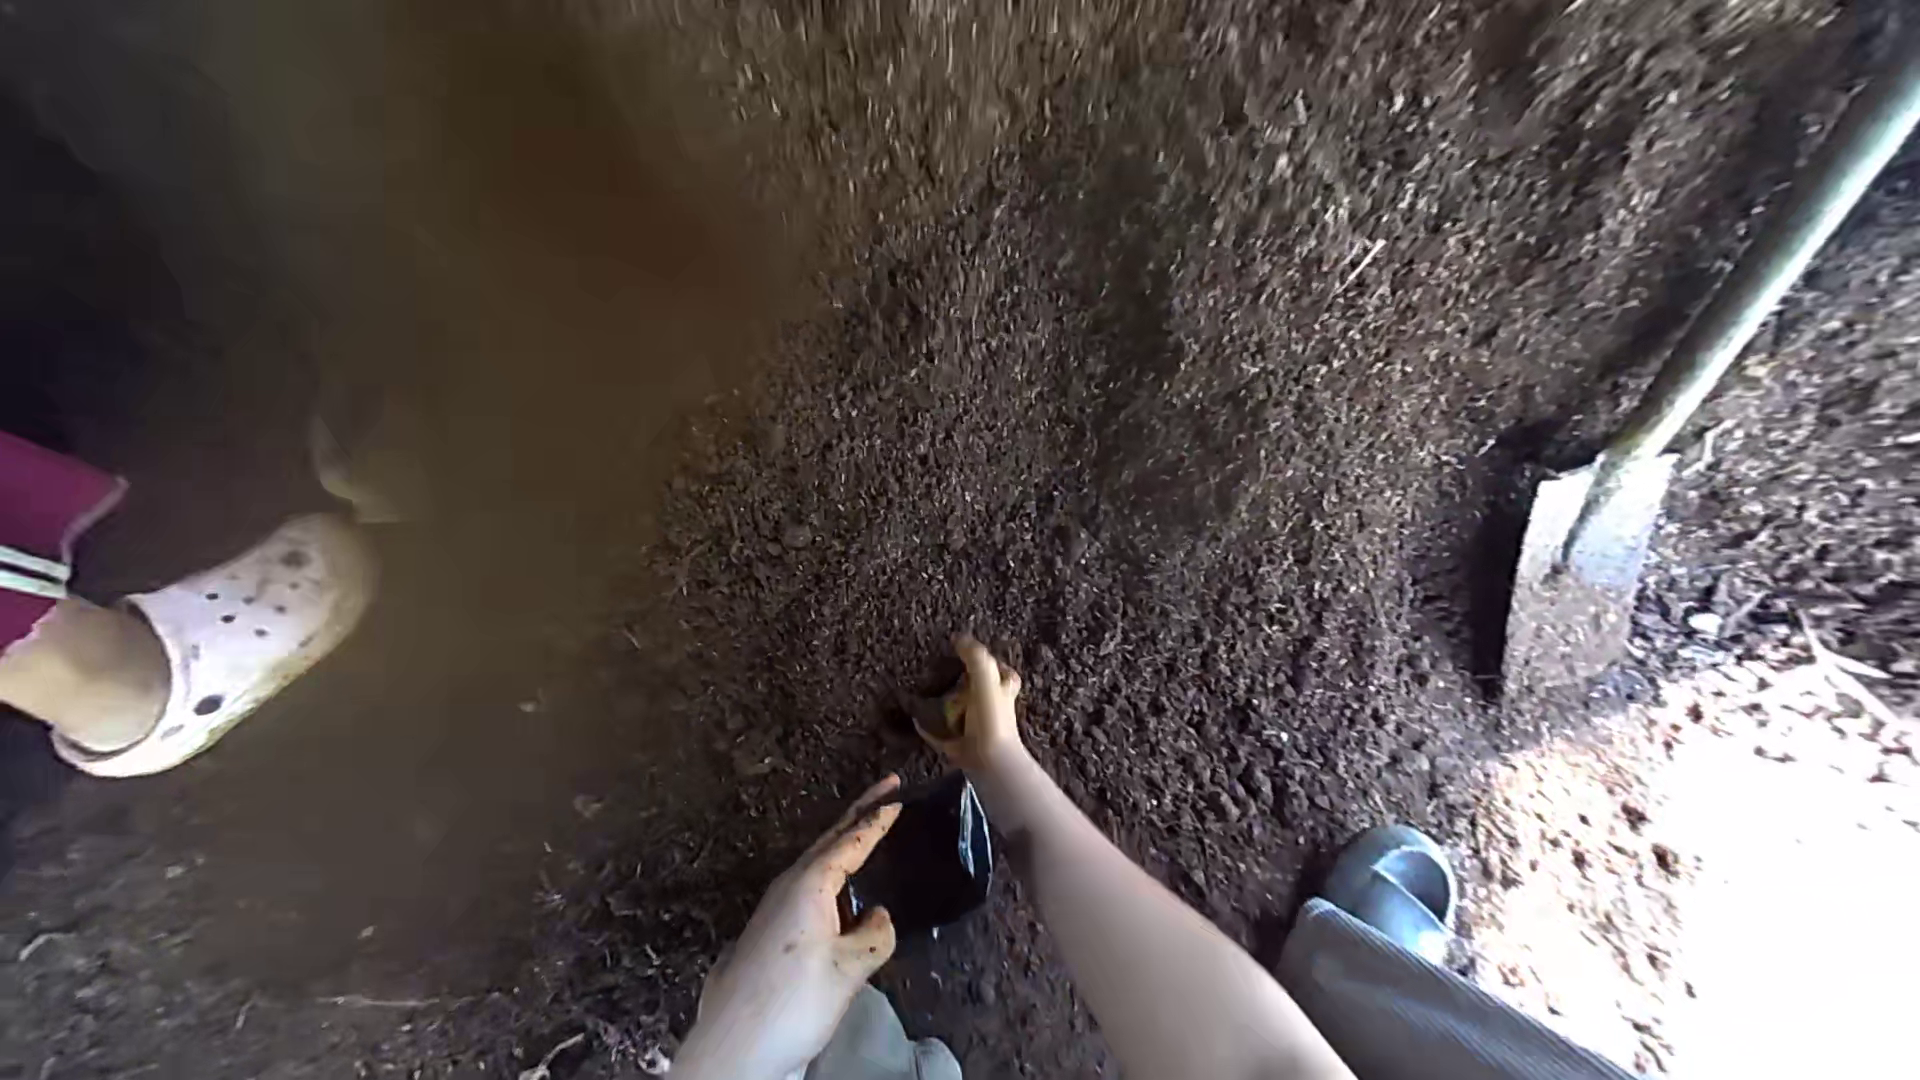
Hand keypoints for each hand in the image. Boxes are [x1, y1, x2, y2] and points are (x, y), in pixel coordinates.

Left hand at [676, 777, 902, 1079]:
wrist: (730, 1053)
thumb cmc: (792, 1002)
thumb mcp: (847, 971)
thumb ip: (874, 935)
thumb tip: (879, 915)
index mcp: (810, 884)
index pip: (852, 840)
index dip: (877, 818)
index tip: (899, 795)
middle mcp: (789, 884)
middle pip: (832, 837)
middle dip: (861, 811)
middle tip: (888, 787)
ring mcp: (774, 907)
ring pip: (818, 861)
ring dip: (846, 840)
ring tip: (868, 828)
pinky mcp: (769, 931)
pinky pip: (809, 884)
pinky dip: (832, 871)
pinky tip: (839, 890)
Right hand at [917, 634, 1027, 772]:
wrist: (989, 761)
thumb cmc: (991, 717)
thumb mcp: (986, 679)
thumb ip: (975, 656)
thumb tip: (958, 637)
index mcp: (1002, 691)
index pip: (1002, 671)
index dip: (990, 662)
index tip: (967, 654)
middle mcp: (991, 708)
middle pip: (978, 691)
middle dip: (963, 683)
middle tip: (940, 672)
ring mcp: (975, 728)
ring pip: (960, 712)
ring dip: (944, 704)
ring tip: (924, 691)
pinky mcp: (960, 746)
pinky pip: (940, 734)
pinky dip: (928, 728)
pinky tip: (914, 720)